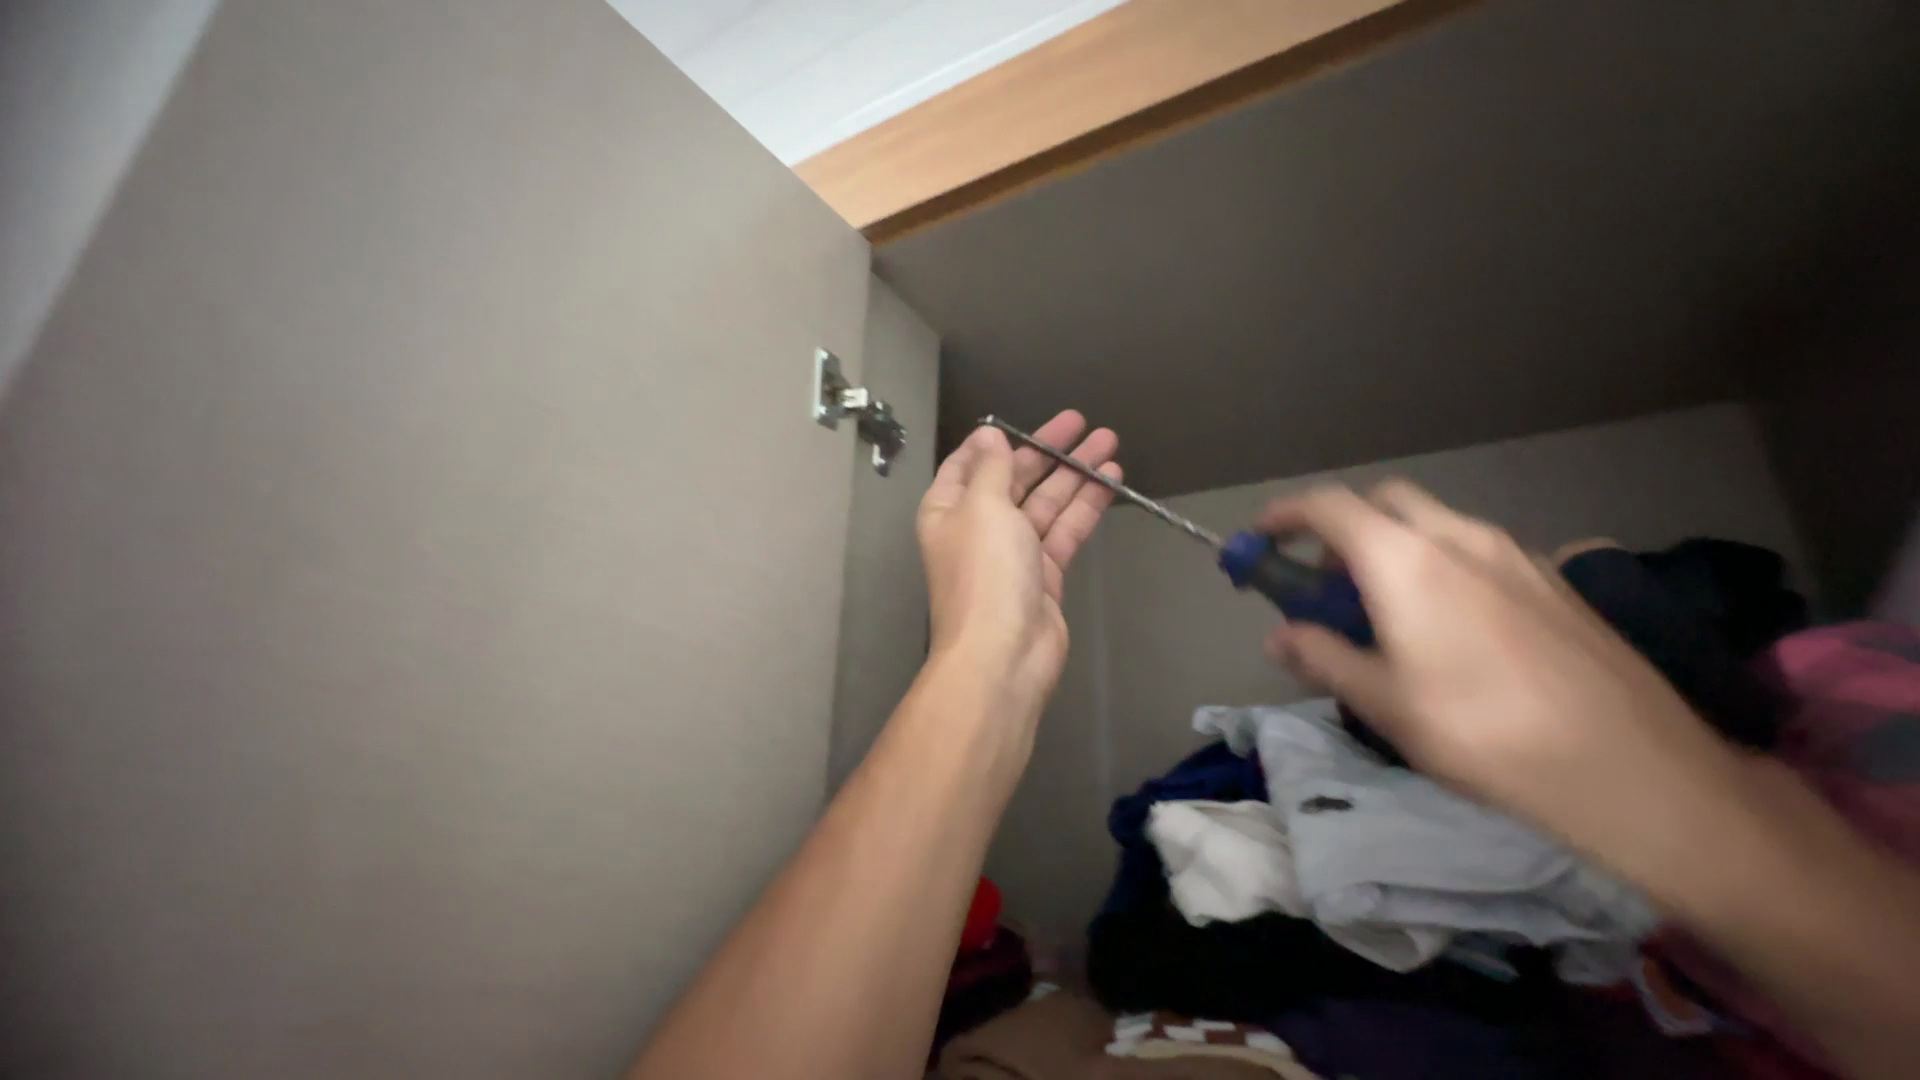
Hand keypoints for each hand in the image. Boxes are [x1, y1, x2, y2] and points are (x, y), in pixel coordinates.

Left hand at [916, 411, 1118, 711]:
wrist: (1002, 654)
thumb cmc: (984, 573)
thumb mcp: (983, 507)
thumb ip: (991, 468)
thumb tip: (989, 436)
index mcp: (948, 510)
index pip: (967, 465)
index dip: (992, 442)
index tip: (1018, 421)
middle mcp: (978, 528)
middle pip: (1014, 480)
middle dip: (1047, 451)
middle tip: (1084, 423)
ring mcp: (1012, 553)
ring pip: (1045, 503)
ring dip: (1075, 474)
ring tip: (1109, 443)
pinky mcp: (1044, 575)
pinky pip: (1064, 531)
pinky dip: (1085, 507)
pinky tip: (1109, 481)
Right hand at [1256, 481, 1745, 865]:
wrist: (1633, 768)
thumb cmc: (1482, 732)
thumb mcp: (1383, 702)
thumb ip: (1322, 657)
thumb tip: (1280, 637)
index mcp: (1405, 560)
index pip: (1329, 508)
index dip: (1284, 515)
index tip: (1260, 539)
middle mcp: (1459, 538)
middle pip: (1385, 502)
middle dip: (1343, 527)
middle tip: (1328, 582)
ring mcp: (1516, 554)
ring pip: (1436, 525)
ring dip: (1394, 547)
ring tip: (1388, 612)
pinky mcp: (1556, 580)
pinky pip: (1478, 551)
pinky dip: (1441, 565)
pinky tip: (1453, 628)